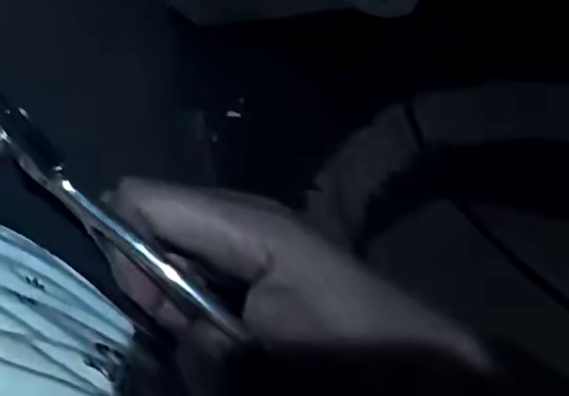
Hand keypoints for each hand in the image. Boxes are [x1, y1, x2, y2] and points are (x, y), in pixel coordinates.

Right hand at [107, 179, 490, 389]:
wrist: (448, 372)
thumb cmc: (358, 360)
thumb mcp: (272, 368)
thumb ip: (207, 351)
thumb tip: (179, 340)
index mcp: (238, 220)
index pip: (137, 195)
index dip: (119, 240)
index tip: (142, 299)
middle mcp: (237, 211)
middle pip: (150, 214)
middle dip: (146, 270)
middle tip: (180, 326)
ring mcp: (251, 227)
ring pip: (173, 239)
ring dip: (173, 288)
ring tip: (213, 337)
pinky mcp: (263, 250)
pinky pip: (202, 257)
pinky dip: (197, 291)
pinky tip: (230, 329)